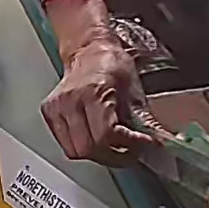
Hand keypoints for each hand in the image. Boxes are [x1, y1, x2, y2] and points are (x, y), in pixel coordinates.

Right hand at [41, 37, 156, 165]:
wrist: (89, 51)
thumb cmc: (112, 66)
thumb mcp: (135, 91)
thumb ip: (144, 121)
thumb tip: (158, 143)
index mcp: (92, 91)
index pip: (105, 134)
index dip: (127, 145)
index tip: (143, 144)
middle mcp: (70, 100)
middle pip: (88, 147)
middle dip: (112, 156)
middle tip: (129, 152)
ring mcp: (56, 107)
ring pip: (74, 150)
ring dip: (97, 155)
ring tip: (113, 147)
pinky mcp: (50, 112)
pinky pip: (65, 143)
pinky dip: (82, 147)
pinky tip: (95, 139)